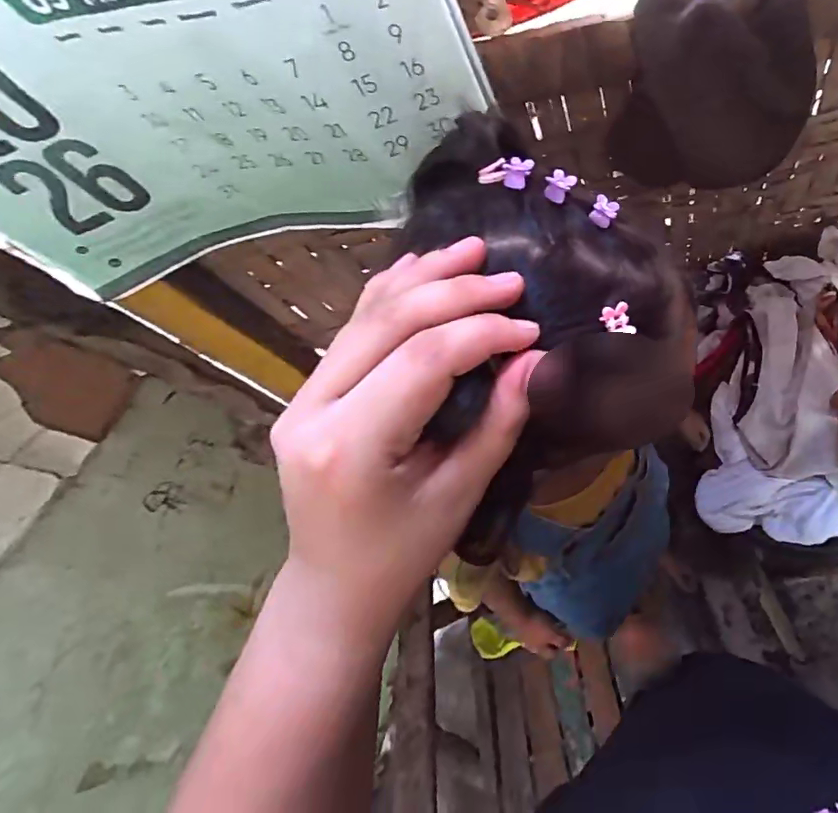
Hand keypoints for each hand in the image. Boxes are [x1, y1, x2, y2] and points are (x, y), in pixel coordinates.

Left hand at [268, 237, 543, 626]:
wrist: (333, 586)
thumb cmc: (403, 552)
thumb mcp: (461, 493)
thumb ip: (500, 421)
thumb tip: (536, 357)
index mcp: (349, 447)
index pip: (422, 361)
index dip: (482, 333)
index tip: (530, 329)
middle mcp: (312, 410)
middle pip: (390, 324)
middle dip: (456, 293)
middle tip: (511, 279)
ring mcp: (301, 395)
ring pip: (366, 315)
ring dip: (424, 277)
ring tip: (472, 250)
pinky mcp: (308, 390)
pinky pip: (353, 327)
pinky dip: (391, 291)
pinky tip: (420, 265)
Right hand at [506, 611, 571, 657]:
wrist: (516, 613)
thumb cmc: (537, 625)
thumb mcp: (552, 634)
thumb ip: (562, 641)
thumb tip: (571, 646)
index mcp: (539, 650)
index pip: (552, 654)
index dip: (560, 648)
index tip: (567, 639)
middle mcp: (531, 646)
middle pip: (544, 645)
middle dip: (552, 638)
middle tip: (560, 627)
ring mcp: (524, 636)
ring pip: (537, 635)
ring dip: (545, 629)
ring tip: (552, 618)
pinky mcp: (520, 625)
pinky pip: (532, 624)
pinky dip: (538, 620)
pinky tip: (542, 613)